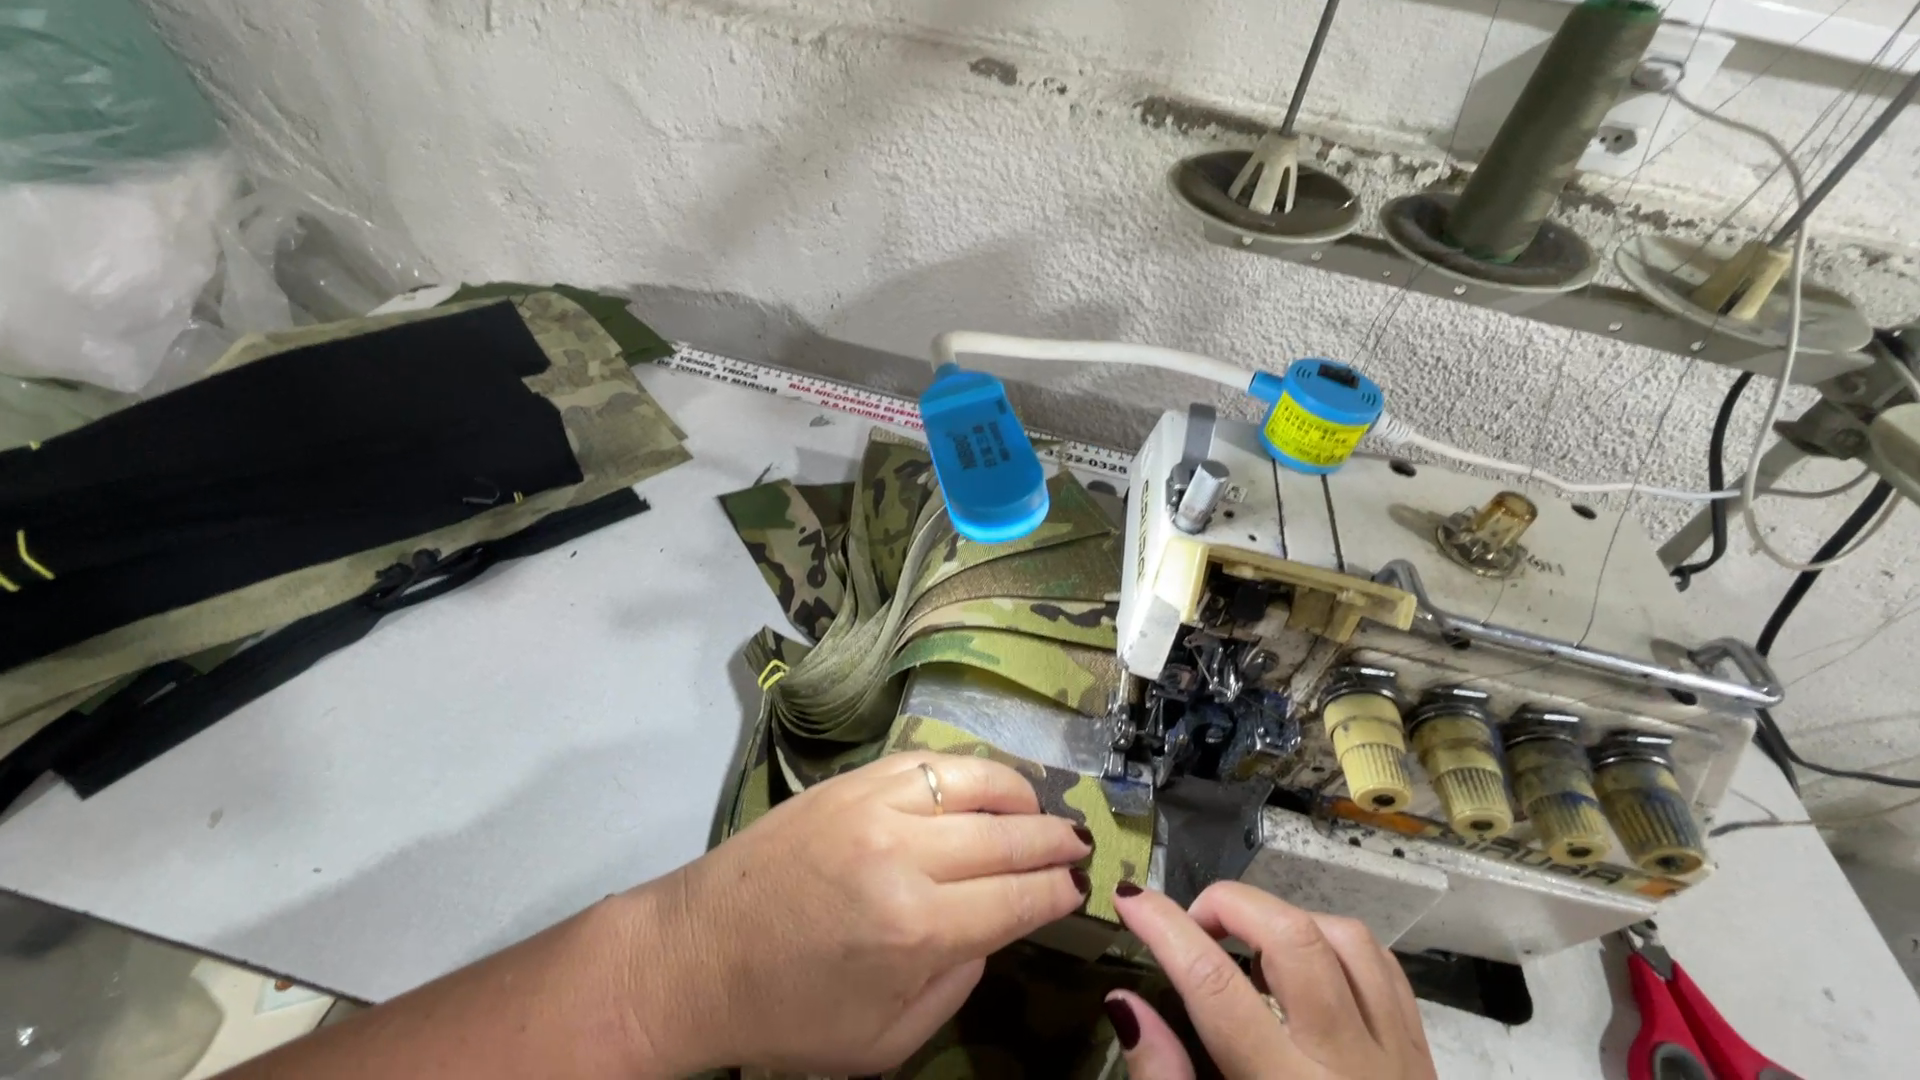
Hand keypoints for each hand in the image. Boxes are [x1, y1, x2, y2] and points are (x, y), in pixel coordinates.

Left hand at [624, 752, 1092, 1074]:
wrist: (694, 957)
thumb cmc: (789, 1016)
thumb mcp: (888, 1040)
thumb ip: (959, 981)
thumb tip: (999, 923)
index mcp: (917, 931)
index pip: (1018, 898)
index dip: (1058, 891)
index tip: (1081, 887)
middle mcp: (903, 856)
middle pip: (1007, 836)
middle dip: (1054, 841)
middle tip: (1079, 844)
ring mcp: (872, 807)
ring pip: (974, 783)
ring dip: (1020, 795)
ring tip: (1039, 809)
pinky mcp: (847, 782)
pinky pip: (926, 761)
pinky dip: (967, 772)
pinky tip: (984, 786)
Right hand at [1107, 882, 1435, 1079]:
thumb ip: (1166, 1079)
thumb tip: (1125, 1003)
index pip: (1216, 988)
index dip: (1165, 929)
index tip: (1130, 899)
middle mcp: (1349, 1068)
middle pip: (1292, 941)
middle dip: (1229, 907)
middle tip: (1192, 926)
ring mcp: (1398, 1061)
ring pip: (1344, 939)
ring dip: (1283, 920)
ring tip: (1245, 945)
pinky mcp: (1422, 1057)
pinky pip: (1381, 966)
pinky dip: (1332, 941)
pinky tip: (1302, 962)